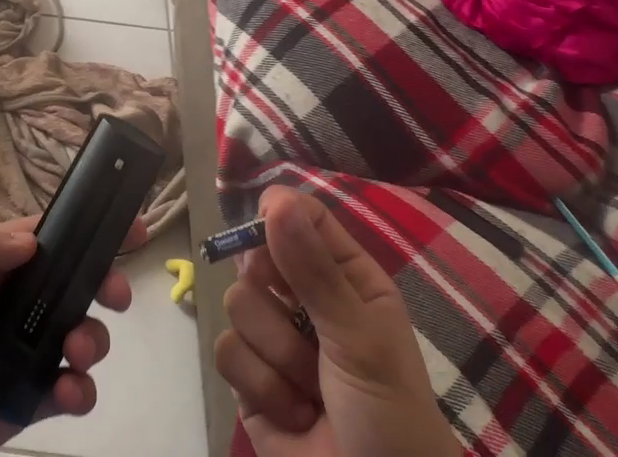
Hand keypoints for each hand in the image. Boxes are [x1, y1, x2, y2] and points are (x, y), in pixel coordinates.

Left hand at [0, 215, 144, 456]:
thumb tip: (31, 239)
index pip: (34, 238)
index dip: (80, 228)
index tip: (129, 225)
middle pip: (64, 286)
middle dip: (100, 282)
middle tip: (118, 293)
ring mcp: (5, 358)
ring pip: (71, 337)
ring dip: (92, 337)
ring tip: (78, 349)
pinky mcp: (10, 408)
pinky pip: (59, 393)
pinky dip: (79, 391)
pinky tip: (68, 391)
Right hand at [214, 188, 458, 456]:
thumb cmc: (390, 416)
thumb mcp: (361, 340)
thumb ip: (314, 272)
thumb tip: (274, 200)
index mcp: (346, 278)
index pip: (301, 218)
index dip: (277, 215)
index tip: (266, 226)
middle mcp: (306, 299)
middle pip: (253, 259)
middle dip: (276, 301)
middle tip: (306, 328)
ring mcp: (274, 339)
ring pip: (236, 305)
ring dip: (277, 355)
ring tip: (312, 389)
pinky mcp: (249, 378)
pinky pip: (226, 351)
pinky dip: (261, 386)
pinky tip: (294, 412)